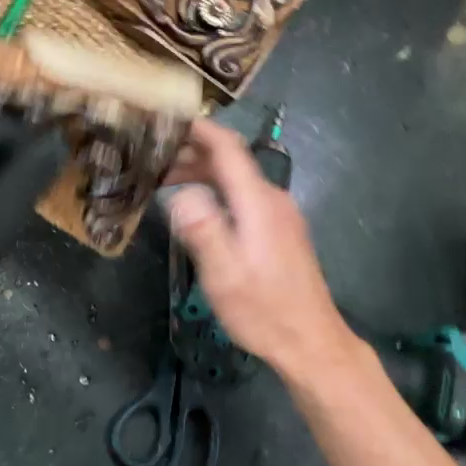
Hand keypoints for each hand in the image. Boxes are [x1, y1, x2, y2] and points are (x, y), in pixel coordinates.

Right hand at [163, 120, 354, 375]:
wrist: (313, 346)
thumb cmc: (264, 310)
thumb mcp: (224, 275)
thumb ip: (203, 230)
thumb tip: (180, 193)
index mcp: (257, 202)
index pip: (227, 147)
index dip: (197, 128)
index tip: (165, 119)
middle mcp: (271, 199)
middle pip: (229, 159)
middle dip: (189, 150)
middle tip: (151, 156)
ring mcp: (278, 214)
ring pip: (234, 176)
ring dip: (200, 171)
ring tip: (163, 180)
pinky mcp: (279, 229)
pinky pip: (242, 193)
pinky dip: (214, 187)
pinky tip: (195, 205)